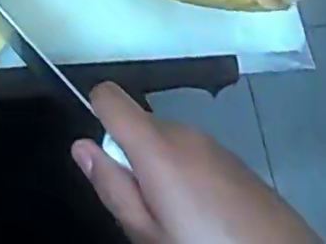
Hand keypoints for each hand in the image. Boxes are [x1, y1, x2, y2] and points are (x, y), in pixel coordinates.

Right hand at [72, 82, 321, 243]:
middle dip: (134, 158)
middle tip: (148, 211)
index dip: (96, 116)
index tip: (106, 159)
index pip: (108, 95)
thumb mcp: (151, 236)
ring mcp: (218, 148)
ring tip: (183, 223)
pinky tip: (214, 224)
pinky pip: (200, 159)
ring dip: (165, 171)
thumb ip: (114, 188)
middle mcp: (185, 133)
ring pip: (170, 144)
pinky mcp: (243, 167)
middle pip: (140, 125)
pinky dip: (194, 180)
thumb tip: (81, 147)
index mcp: (157, 146)